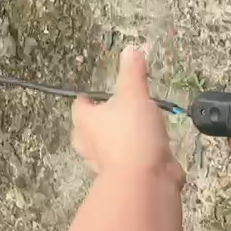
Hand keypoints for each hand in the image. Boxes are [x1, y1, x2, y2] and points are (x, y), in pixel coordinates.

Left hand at [72, 47, 180, 183]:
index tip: (103, 92)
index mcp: (85, 121)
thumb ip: (133, 73)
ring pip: (107, 145)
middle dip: (102, 120)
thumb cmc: (132, 134)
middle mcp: (89, 143)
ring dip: (119, 138)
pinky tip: (150, 147)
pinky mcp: (124, 175)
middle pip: (90, 127)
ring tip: (138, 127)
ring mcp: (105, 162)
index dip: (90, 96)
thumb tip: (131, 50)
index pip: (80, 104)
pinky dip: (135, 153)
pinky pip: (126, 160)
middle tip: (119, 110)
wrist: (146, 179)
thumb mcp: (134, 96)